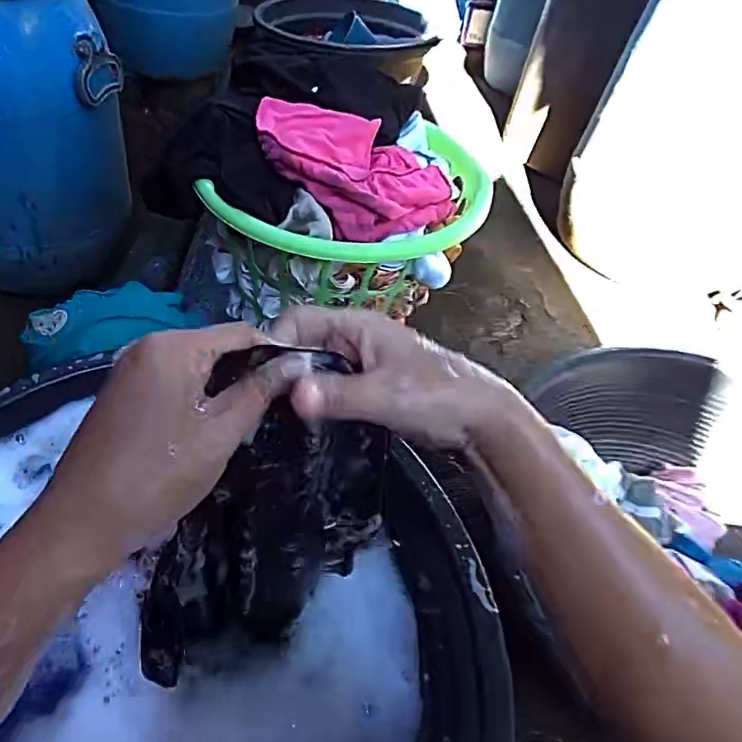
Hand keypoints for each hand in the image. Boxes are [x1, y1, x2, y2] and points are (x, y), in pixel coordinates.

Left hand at [35, 323, 305, 564]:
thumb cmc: (158, 476)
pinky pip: (167, 381)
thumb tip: (293, 364)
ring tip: (239, 424)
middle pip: (214, 347)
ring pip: (191, 367)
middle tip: (269, 411)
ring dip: (218, 389)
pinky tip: (200, 429)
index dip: (274, 353)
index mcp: (172, 346)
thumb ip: (257, 393)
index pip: (241, 332)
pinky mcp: (119, 391)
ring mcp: (128, 368)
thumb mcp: (219, 435)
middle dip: (244, 374)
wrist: (83, 519)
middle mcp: (146, 345)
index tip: (298, 381)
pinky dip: (191, 398)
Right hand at [266, 306, 531, 448]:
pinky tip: (303, 421)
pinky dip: (313, 399)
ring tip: (275, 413)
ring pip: (311, 366)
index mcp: (356, 324)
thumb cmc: (438, 396)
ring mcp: (357, 362)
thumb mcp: (384, 395)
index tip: (259, 377)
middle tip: (262, 401)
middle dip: (280, 368)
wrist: (482, 422)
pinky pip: (326, 385)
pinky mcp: (362, 385)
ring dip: (295, 386)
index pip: (297, 320)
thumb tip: (291, 394)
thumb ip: (338, 394)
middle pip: (300, 343)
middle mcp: (352, 337)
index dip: (274, 342)